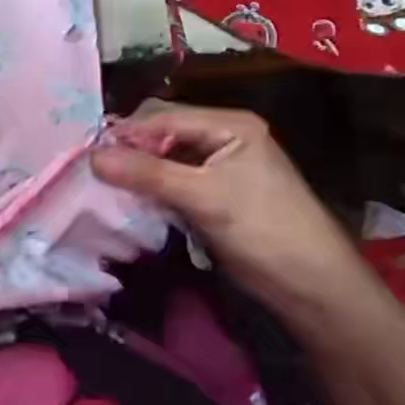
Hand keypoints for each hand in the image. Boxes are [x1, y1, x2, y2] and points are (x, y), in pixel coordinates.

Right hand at [91, 101, 365, 303]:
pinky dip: (153, 187)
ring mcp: (219, 165)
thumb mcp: (203, 197)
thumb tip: (92, 157)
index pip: (165, 116)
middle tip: (97, 169)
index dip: (128, 132)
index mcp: (229, 124)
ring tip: (108, 184)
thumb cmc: (264, 230)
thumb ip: (147, 174)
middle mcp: (222, 136)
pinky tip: (132, 198)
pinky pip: (173, 179)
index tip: (90, 153)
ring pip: (165, 156)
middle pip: (163, 131)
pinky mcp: (215, 192)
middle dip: (132, 148)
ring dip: (139, 169)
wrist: (314, 287)